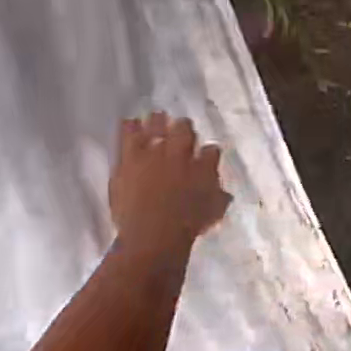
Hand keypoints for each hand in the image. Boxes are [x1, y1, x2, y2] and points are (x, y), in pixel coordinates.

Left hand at [108, 112, 231, 257]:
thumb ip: (218, 196)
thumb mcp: (213, 210)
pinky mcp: (127, 162)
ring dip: (157, 121)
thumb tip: (223, 192)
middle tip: (182, 125)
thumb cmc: (188, 225)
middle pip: (184, 130)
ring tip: (155, 116)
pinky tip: (128, 122)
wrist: (152, 234)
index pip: (210, 150)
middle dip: (184, 127)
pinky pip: (127, 138)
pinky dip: (129, 128)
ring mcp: (152, 156)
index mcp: (204, 165)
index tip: (207, 153)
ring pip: (155, 127)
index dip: (209, 151)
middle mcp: (180, 154)